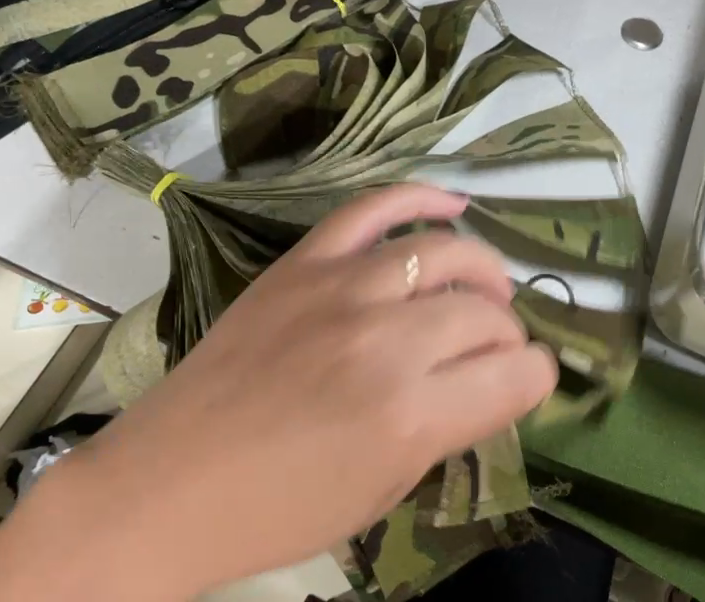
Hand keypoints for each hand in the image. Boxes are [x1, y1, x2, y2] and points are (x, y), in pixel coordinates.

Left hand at [0, 184, 557, 601]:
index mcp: (410, 416)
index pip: (515, 374)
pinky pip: (373, 208)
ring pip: (445, 252)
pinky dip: (419, 197)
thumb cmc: (280, 509)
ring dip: (481, 270)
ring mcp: (341, 289)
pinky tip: (452, 202)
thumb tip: (495, 379)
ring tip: (485, 287)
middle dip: (507, 332)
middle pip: (485, 313)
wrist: (169, 482)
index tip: (529, 380)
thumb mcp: (383, 488)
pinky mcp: (303, 262)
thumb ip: (449, 426)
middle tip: (496, 348)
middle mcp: (385, 341)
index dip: (535, 378)